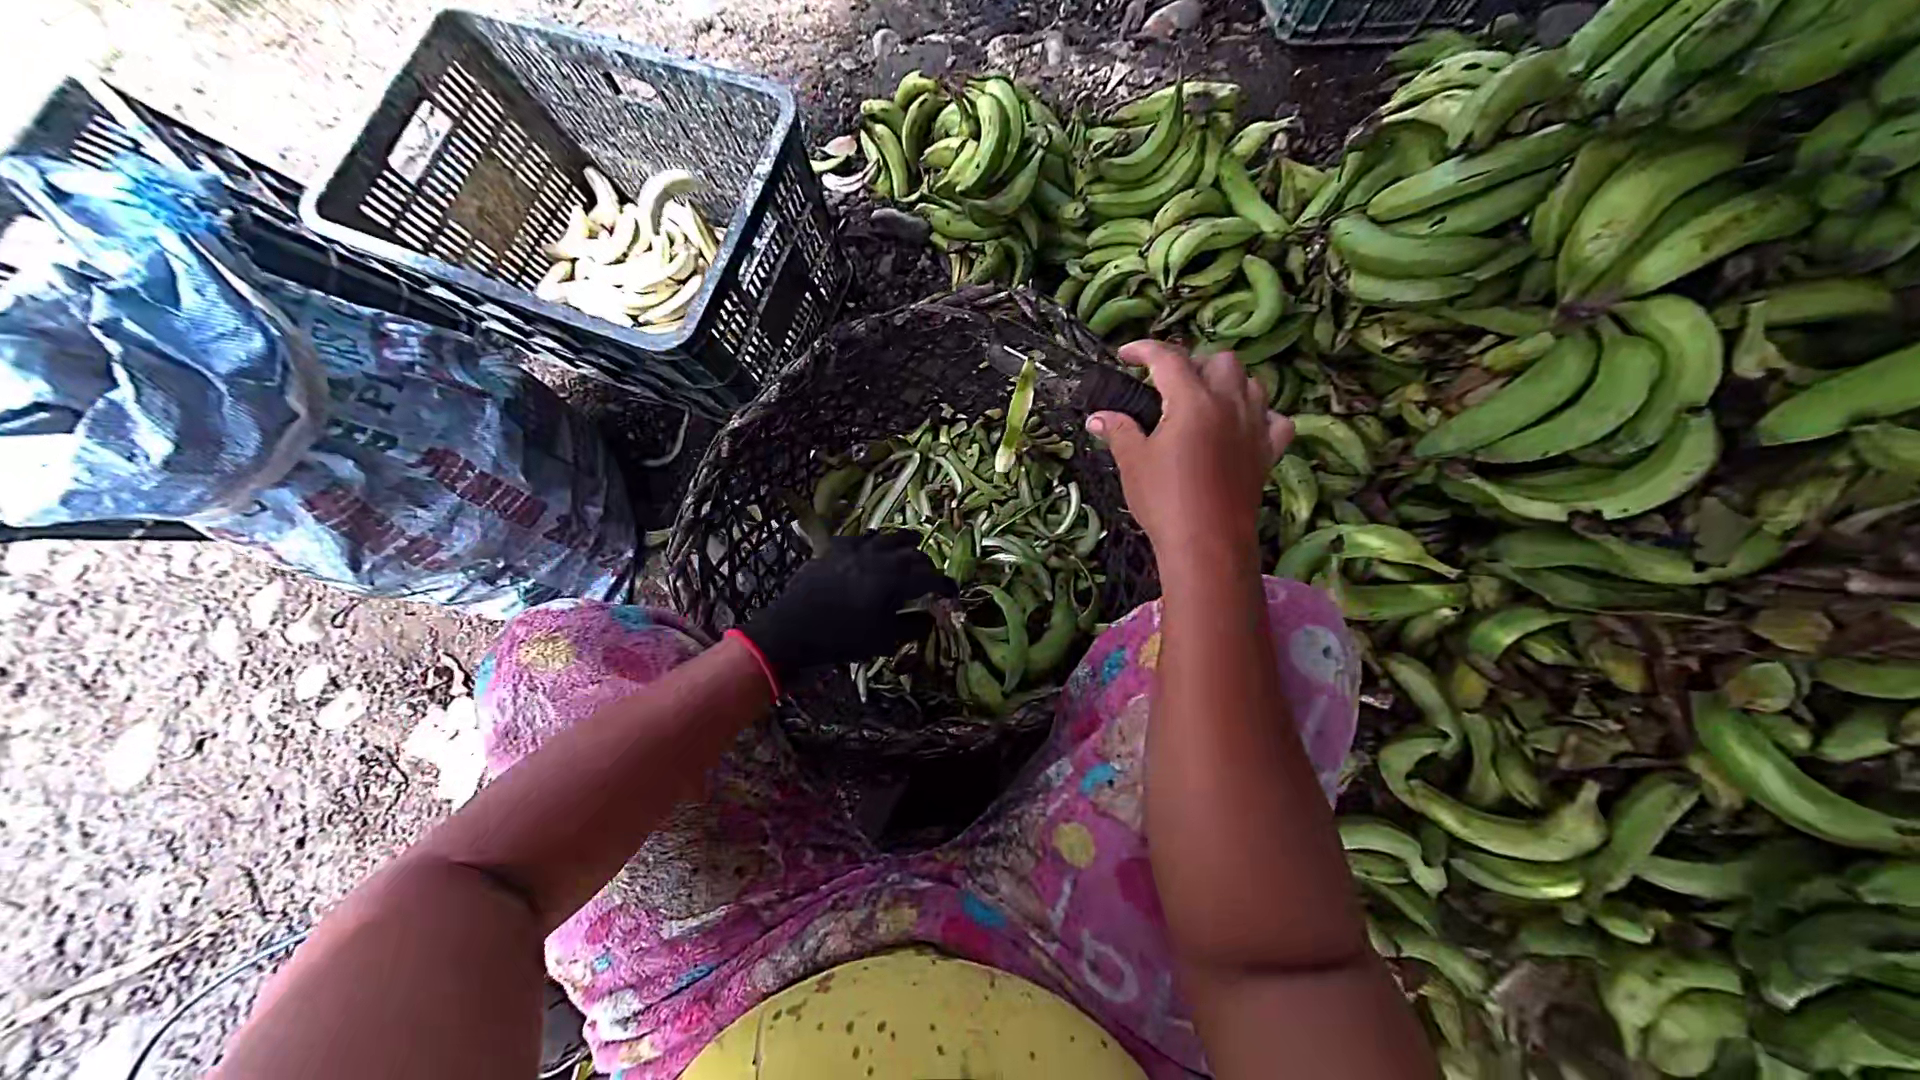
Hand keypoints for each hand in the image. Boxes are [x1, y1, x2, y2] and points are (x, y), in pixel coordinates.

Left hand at [742, 532, 956, 683]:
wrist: (793, 629)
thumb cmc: (842, 639)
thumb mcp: (883, 641)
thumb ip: (912, 626)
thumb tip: (930, 618)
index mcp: (896, 580)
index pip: (932, 577)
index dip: (945, 585)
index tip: (951, 593)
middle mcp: (881, 557)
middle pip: (914, 554)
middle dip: (926, 566)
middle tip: (928, 579)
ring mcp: (857, 548)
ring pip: (891, 537)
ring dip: (905, 546)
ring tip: (909, 553)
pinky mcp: (836, 547)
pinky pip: (864, 537)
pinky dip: (876, 543)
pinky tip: (873, 552)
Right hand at [1088, 341, 1293, 574]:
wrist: (1208, 543)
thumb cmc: (1164, 500)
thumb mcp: (1133, 462)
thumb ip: (1119, 430)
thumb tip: (1098, 417)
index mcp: (1193, 400)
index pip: (1168, 358)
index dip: (1144, 350)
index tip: (1125, 355)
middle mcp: (1229, 403)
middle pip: (1219, 360)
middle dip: (1192, 363)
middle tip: (1167, 385)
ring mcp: (1255, 426)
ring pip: (1252, 383)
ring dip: (1228, 382)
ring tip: (1204, 399)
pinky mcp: (1269, 452)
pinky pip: (1275, 419)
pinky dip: (1260, 415)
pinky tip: (1243, 426)